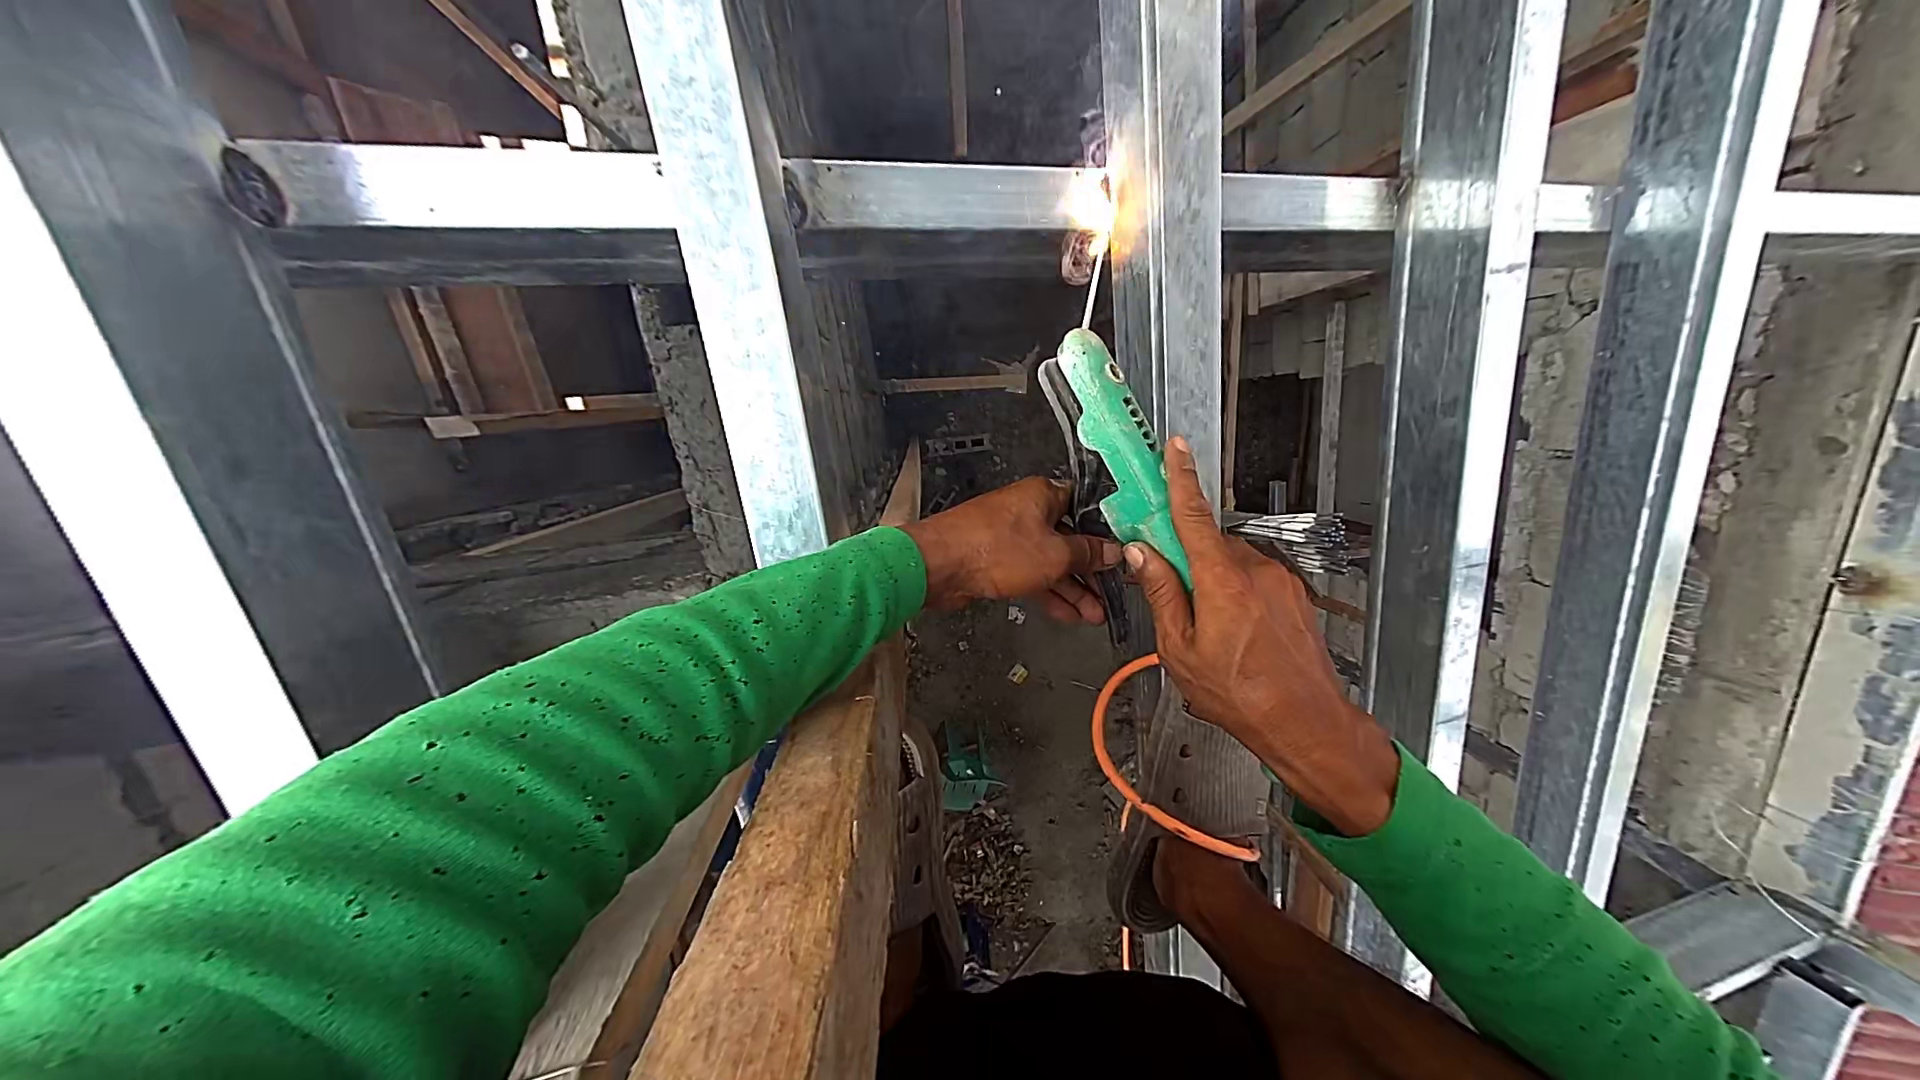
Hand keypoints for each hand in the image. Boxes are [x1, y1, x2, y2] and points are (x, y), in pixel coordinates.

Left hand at [901, 476, 1122, 623]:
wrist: (939, 567)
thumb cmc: (992, 549)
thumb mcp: (1054, 555)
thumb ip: (1086, 554)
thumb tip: (1111, 551)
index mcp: (1044, 495)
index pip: (1087, 508)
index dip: (1107, 532)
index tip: (1124, 554)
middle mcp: (1029, 512)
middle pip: (1070, 539)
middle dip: (1091, 570)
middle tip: (1111, 593)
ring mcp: (1012, 538)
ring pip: (1052, 562)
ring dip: (1073, 589)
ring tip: (1095, 614)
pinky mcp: (998, 561)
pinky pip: (1032, 576)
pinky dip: (1050, 593)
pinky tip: (1069, 614)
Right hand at [1126, 436, 1398, 835]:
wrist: (1306, 722)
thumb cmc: (1241, 694)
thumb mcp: (1180, 649)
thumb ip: (1161, 594)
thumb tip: (1142, 555)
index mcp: (1222, 581)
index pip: (1194, 517)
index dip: (1180, 479)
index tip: (1175, 450)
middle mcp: (1255, 571)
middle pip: (1207, 544)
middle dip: (1184, 560)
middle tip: (1168, 592)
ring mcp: (1280, 581)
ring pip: (1230, 563)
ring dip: (1210, 582)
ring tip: (1207, 630)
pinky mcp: (1293, 594)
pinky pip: (1252, 579)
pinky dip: (1234, 593)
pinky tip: (1232, 632)